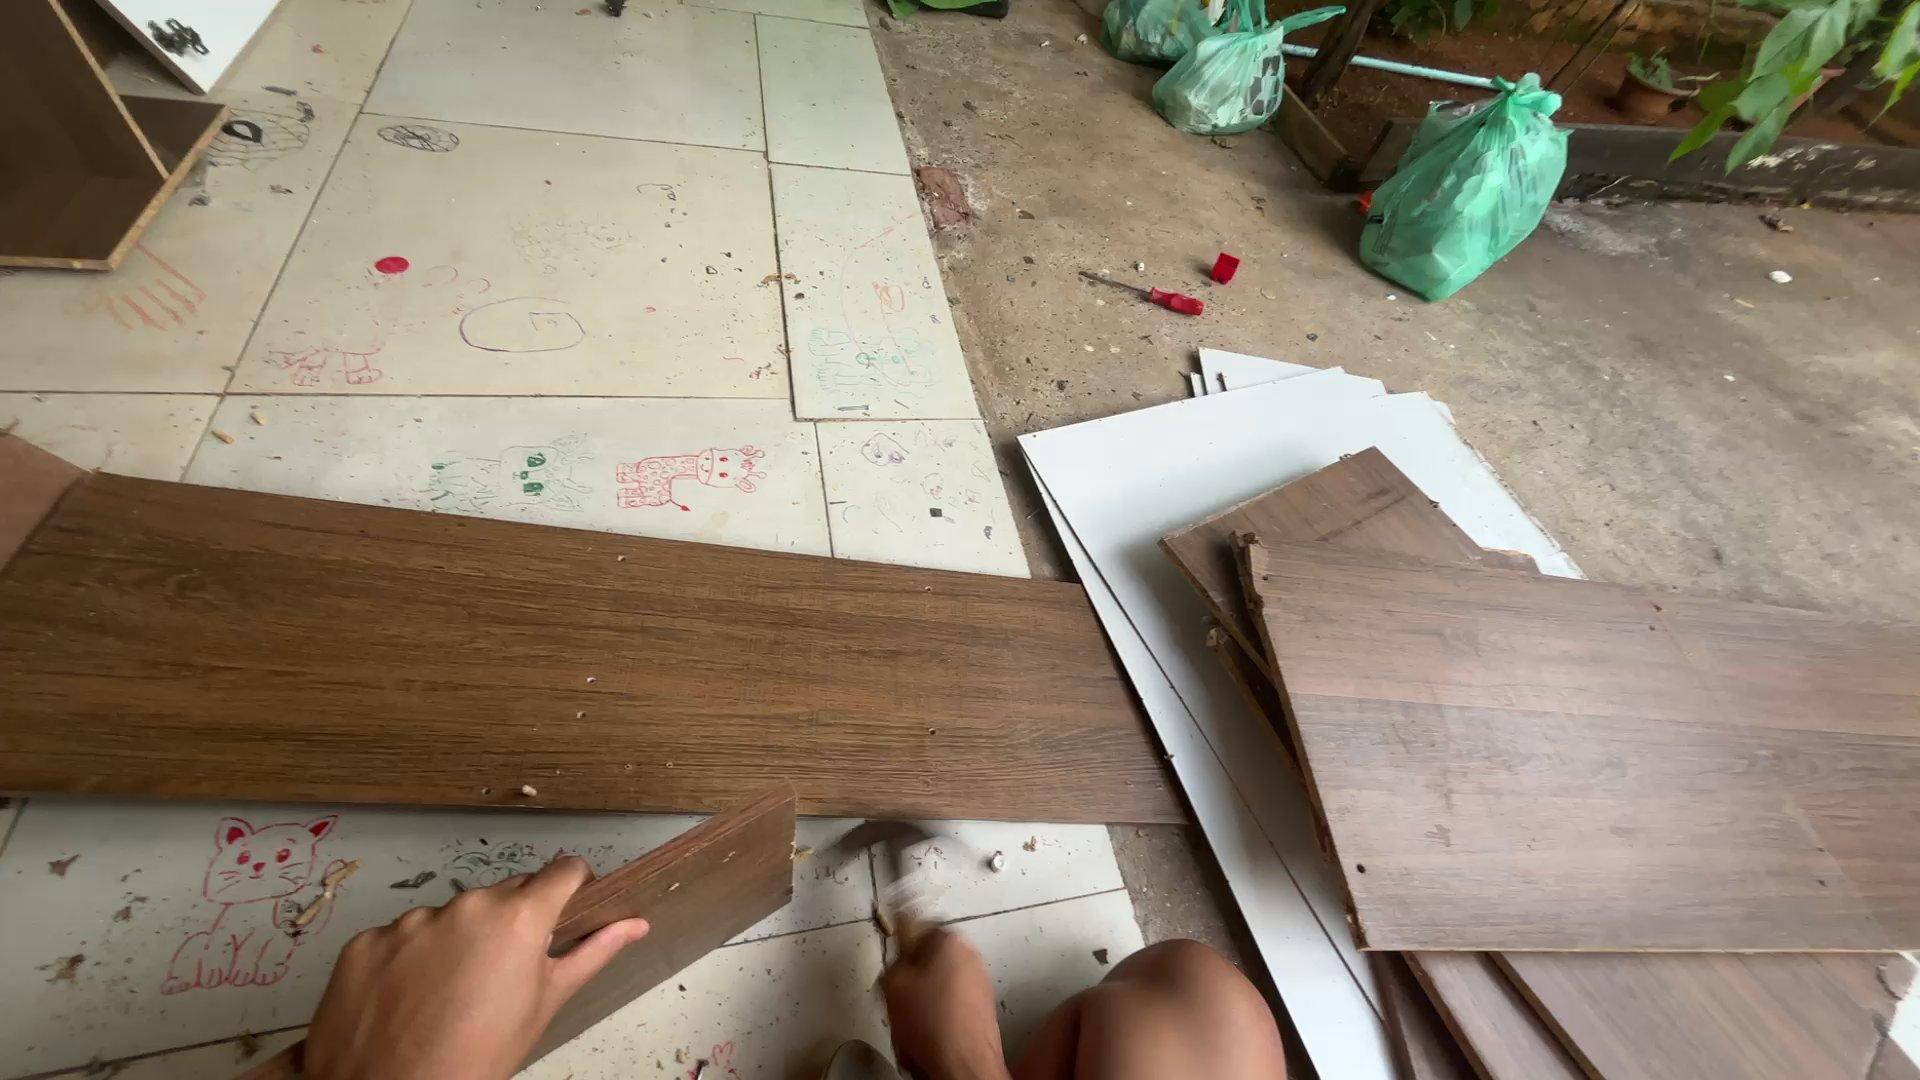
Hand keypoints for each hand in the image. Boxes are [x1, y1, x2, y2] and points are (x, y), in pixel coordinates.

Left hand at [304, 855, 649, 1079]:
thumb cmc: (480, 1055)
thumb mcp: (546, 1003)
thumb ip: (594, 951)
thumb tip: (639, 923)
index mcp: (521, 914)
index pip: (565, 870)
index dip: (572, 888)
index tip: (567, 911)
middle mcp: (469, 903)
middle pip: (508, 891)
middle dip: (514, 917)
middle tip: (503, 968)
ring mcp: (411, 921)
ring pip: (454, 913)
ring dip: (460, 936)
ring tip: (446, 988)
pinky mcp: (364, 942)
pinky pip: (400, 935)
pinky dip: (408, 956)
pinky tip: (404, 995)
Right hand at [881, 925, 1010, 1079]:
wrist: (965, 1064)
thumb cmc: (929, 1019)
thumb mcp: (894, 984)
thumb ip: (892, 962)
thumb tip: (899, 962)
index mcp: (950, 939)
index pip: (917, 927)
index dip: (900, 945)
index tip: (892, 961)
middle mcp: (970, 953)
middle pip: (930, 958)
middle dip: (913, 978)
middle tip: (900, 997)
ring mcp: (981, 981)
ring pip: (940, 984)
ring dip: (925, 999)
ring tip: (913, 1022)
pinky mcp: (985, 1008)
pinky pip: (953, 1004)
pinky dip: (940, 1016)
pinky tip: (929, 1035)